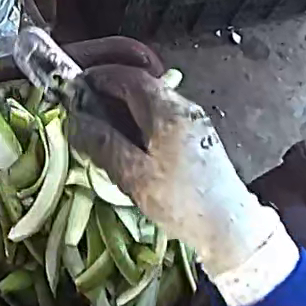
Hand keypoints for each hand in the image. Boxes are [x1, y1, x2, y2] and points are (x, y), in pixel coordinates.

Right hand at [65, 65, 297, 305]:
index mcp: (168, 111)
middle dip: (109, 90)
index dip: (100, 77)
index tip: (77, 87)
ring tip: (100, 125)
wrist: (230, 228)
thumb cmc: (181, 202)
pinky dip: (138, 120)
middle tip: (83, 106)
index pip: (129, 77)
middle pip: (140, 85)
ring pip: (150, 101)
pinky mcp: (196, 137)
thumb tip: (75, 119)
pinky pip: (160, 117)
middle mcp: (183, 107)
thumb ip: (102, 143)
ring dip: (123, 106)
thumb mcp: (133, 175)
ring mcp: (192, 121)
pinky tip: (126, 141)